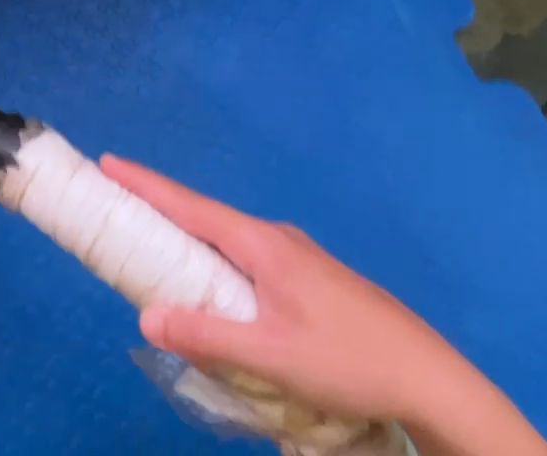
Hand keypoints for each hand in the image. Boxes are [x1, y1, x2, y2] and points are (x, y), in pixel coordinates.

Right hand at [97, 155, 487, 427]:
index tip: (106, 162)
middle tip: (118, 209)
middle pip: (204, 215)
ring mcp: (299, 257)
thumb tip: (144, 318)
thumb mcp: (272, 356)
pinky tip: (219, 286)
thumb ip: (206, 335)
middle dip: (159, 207)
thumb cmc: (351, 361)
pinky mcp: (314, 278)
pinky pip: (249, 255)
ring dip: (189, 236)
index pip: (189, 204)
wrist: (439, 384)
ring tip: (158, 250)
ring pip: (229, 238)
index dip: (145, 183)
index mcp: (261, 244)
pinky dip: (217, 257)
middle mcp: (277, 239)